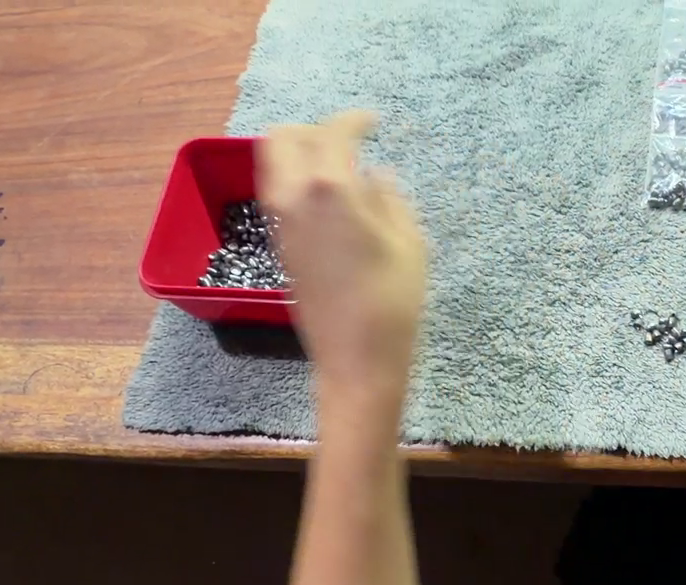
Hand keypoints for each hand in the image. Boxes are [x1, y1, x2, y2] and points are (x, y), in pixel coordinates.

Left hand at [260, 111, 426, 411]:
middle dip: (314, 132)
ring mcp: (281, 225)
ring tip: (337, 173)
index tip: (373, 122)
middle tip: (347, 144)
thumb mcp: (411, 249)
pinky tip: (330, 205)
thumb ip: (392, 202)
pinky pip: (279, 196)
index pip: (334, 134)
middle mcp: (294, 198)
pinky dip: (298, 185)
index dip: (354, 121)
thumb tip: (377, 179)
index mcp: (331, 190)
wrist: (356, 362)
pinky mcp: (280, 249)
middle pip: (284, 138)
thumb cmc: (393, 307)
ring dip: (301, 157)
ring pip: (274, 166)